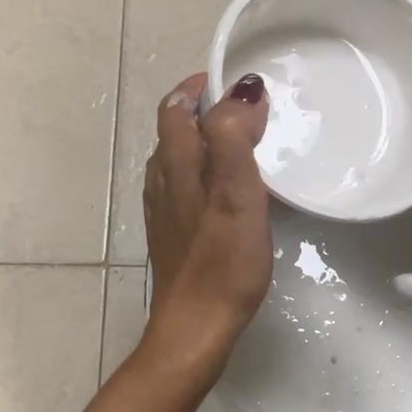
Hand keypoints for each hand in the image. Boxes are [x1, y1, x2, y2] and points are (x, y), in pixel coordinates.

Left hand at [141, 72, 272, 364]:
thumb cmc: (223, 262)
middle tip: (248, 111)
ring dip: (204, 143)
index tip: (237, 84)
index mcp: (177, 165)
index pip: (176, 106)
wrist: (196, 327)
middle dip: (205, 111)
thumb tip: (242, 90)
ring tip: (243, 145)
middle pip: (175, 131)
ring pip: (178, 160)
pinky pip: (184, 188)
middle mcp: (163, 181)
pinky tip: (228, 193)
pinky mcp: (173, 235)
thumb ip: (234, 138)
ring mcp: (165, 211)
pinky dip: (205, 174)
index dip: (201, 87)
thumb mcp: (237, 194)